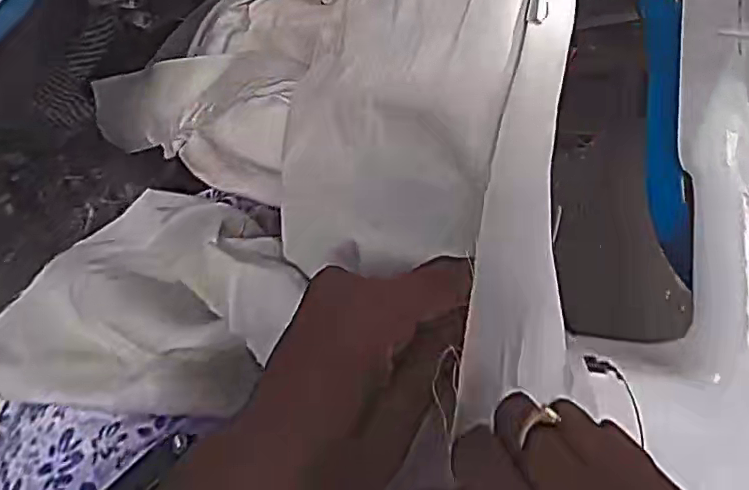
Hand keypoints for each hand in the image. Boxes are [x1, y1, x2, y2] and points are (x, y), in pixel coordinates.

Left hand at [171, 259, 470, 489]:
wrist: (255, 470)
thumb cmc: (320, 460)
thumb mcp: (395, 424)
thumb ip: (434, 358)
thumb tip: (459, 320)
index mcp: (368, 310)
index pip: (443, 278)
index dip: (473, 292)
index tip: (493, 307)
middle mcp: (344, 286)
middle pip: (418, 282)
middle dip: (441, 310)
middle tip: (455, 347)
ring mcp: (326, 291)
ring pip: (395, 287)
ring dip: (413, 314)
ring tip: (419, 357)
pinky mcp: (316, 302)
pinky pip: (371, 294)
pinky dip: (388, 315)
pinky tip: (390, 353)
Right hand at [454, 393, 681, 489]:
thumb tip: (484, 474)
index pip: (479, 457)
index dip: (469, 449)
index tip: (469, 448)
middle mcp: (569, 479)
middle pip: (519, 418)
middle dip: (507, 424)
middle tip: (501, 437)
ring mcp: (613, 466)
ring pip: (563, 412)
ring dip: (548, 422)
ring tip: (544, 440)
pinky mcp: (649, 463)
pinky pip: (606, 428)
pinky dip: (590, 434)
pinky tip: (587, 451)